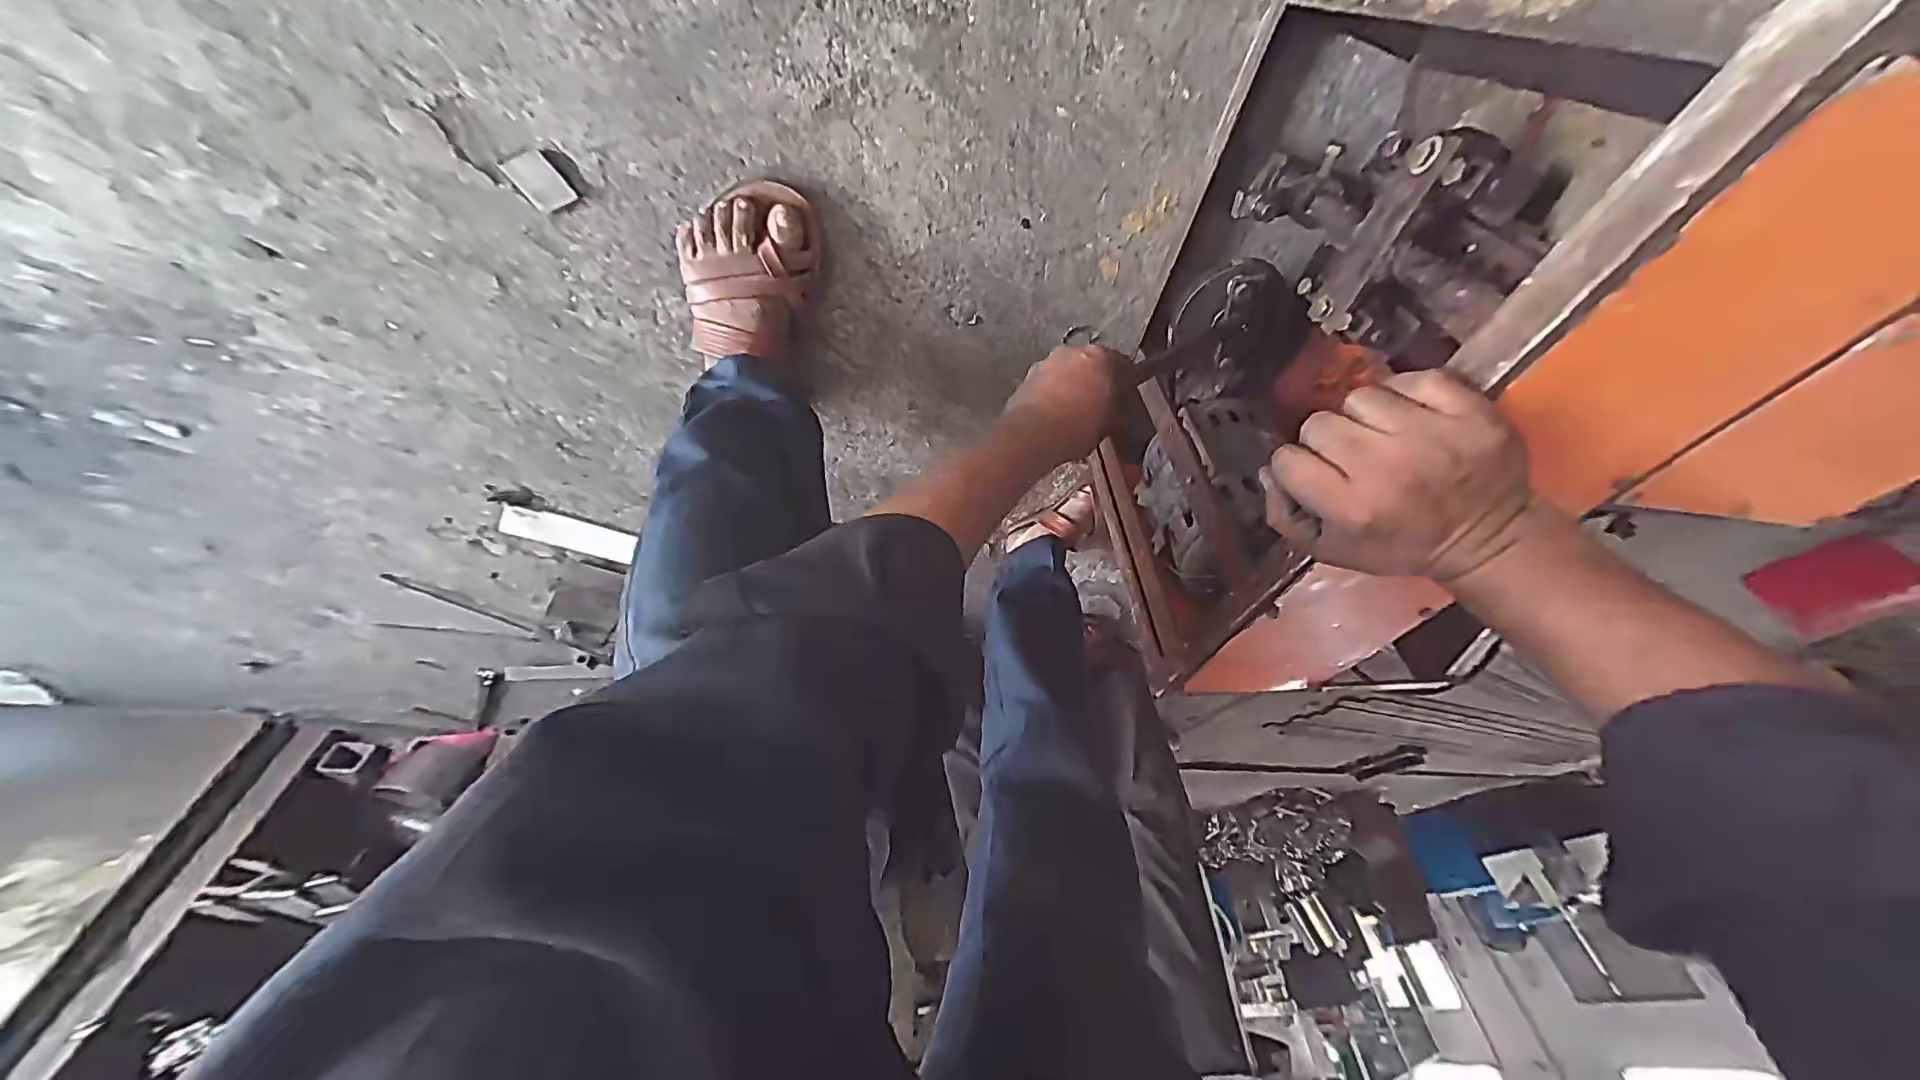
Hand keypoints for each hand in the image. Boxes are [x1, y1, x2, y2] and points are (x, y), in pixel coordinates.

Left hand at [998, 344, 1123, 464]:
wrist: (1032, 435)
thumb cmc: (1076, 427)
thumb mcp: (1110, 423)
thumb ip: (1117, 407)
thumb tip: (1115, 407)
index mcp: (1102, 357)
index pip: (1123, 365)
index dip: (1124, 384)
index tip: (1123, 397)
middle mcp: (1073, 351)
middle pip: (1090, 365)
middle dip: (1094, 382)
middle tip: (1097, 406)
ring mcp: (1047, 362)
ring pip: (1066, 373)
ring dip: (1070, 387)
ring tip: (1072, 414)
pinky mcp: (1027, 377)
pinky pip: (1047, 385)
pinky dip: (1051, 395)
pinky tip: (1053, 415)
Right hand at [1257, 369, 1540, 582]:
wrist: (1488, 538)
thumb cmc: (1398, 546)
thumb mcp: (1329, 550)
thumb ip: (1285, 516)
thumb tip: (1269, 472)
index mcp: (1351, 507)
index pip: (1287, 461)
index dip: (1294, 467)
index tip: (1313, 475)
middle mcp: (1387, 466)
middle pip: (1318, 424)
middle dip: (1324, 441)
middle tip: (1347, 456)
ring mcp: (1431, 433)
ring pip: (1359, 397)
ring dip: (1361, 415)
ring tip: (1379, 434)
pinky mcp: (1469, 410)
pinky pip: (1413, 378)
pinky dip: (1404, 392)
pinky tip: (1409, 415)